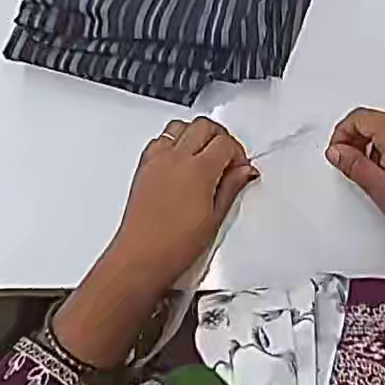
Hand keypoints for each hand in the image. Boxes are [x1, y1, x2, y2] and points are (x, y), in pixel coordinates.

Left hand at [54, 119, 257, 369]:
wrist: (140, 259)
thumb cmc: (174, 246)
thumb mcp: (215, 218)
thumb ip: (232, 187)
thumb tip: (244, 172)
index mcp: (199, 170)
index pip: (226, 143)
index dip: (238, 153)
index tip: (239, 167)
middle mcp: (176, 159)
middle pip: (204, 125)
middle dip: (221, 136)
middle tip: (227, 156)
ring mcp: (157, 161)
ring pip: (180, 126)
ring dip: (196, 133)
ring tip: (204, 153)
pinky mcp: (144, 167)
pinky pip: (160, 139)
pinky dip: (173, 141)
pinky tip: (180, 158)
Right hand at [324, 108, 384, 235]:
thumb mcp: (379, 188)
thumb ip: (354, 165)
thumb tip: (336, 151)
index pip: (359, 117)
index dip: (342, 133)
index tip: (337, 152)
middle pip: (372, 119)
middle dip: (355, 138)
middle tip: (349, 162)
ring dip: (371, 143)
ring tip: (371, 172)